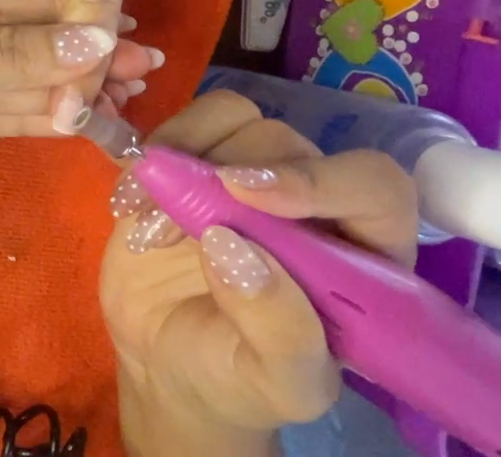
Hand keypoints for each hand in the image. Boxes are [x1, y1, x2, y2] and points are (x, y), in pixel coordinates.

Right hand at [100, 91, 418, 455]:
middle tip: (172, 226)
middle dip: (219, 176)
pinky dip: (144, 155)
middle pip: (284, 141)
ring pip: (229, 118)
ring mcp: (241, 178)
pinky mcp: (184, 164)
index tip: (241, 191)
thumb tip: (233, 246)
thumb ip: (278, 329)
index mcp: (360, 255)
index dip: (316, 177)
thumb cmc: (237, 378)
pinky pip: (173, 127)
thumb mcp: (276, 383)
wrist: (164, 360)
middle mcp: (308, 203)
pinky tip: (128, 203)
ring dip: (179, 152)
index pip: (372, 186)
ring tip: (145, 214)